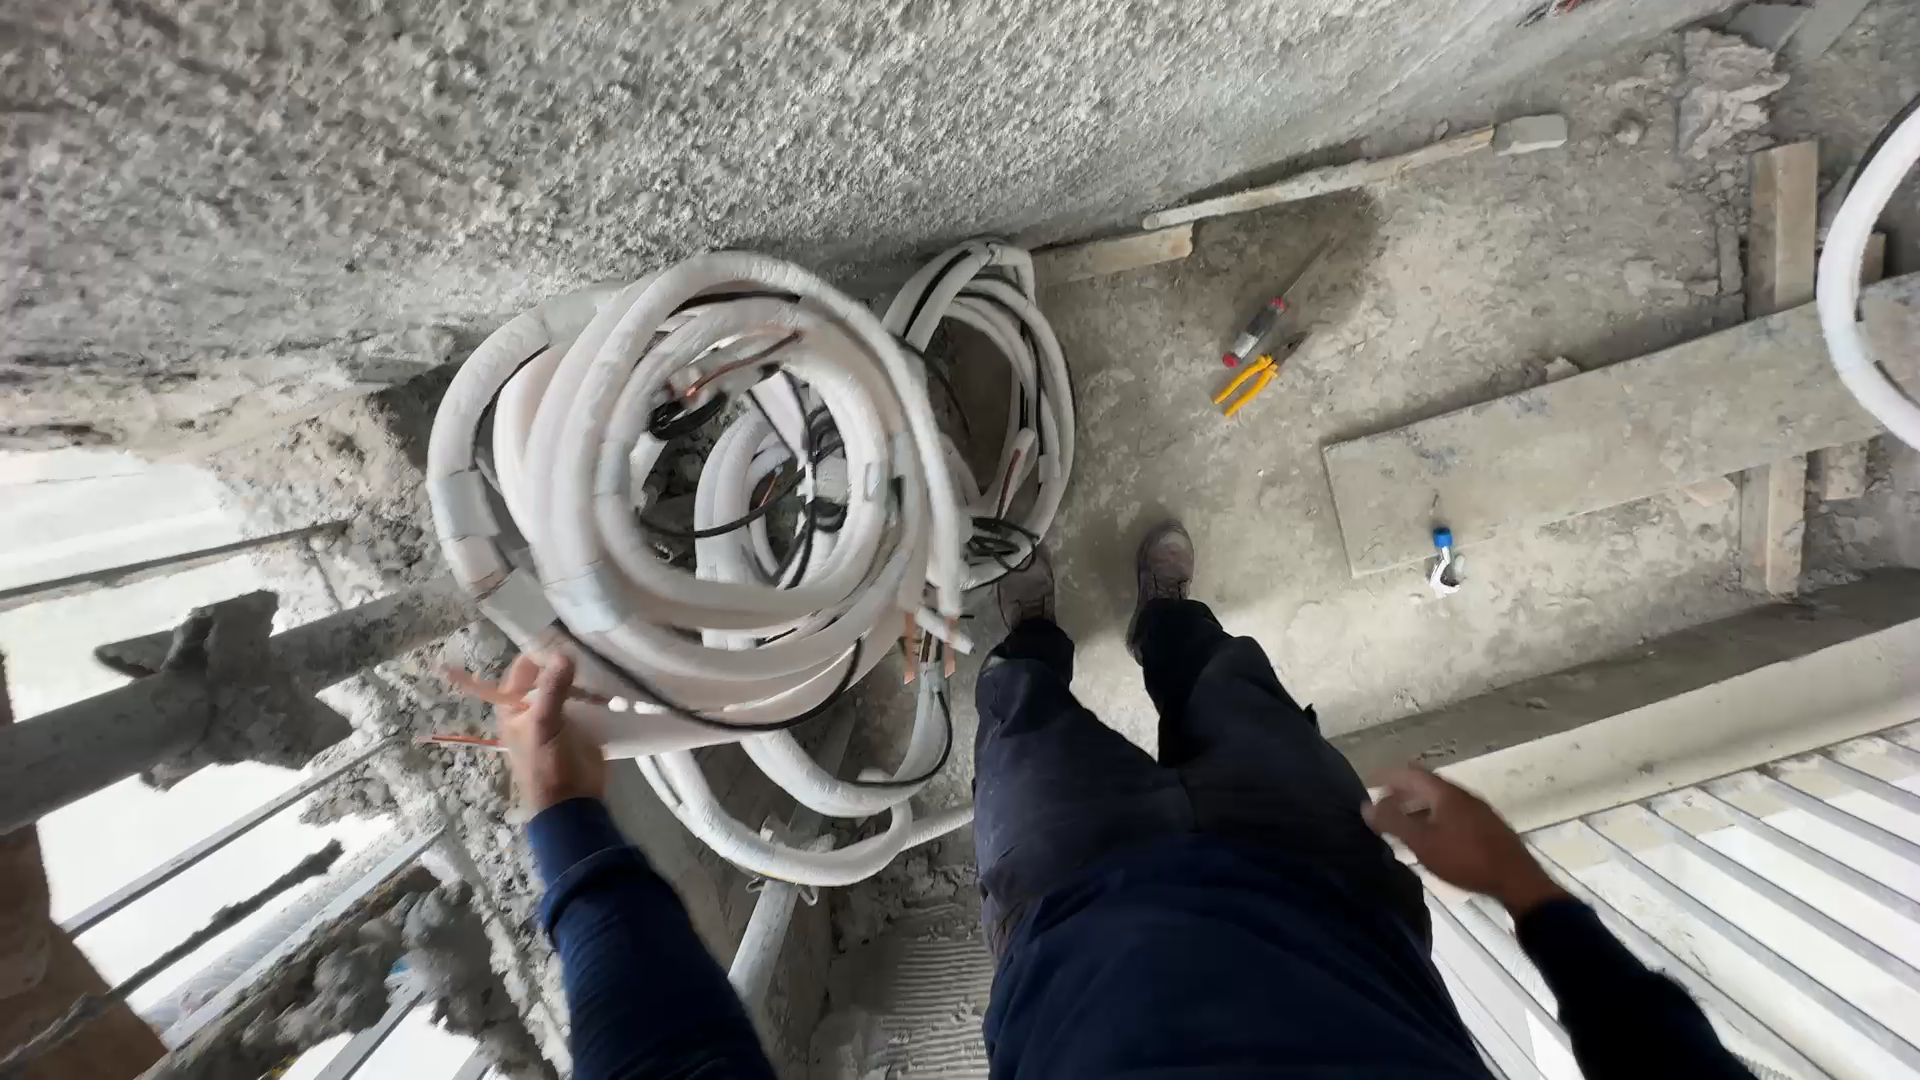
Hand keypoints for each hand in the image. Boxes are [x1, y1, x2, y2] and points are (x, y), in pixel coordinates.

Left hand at [495, 654, 605, 813]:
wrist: (572, 800)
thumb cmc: (547, 764)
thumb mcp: (544, 724)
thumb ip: (553, 689)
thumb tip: (564, 653)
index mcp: (513, 707)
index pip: (522, 668)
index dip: (539, 651)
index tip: (565, 635)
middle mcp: (534, 706)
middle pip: (549, 673)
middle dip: (567, 660)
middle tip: (592, 642)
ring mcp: (560, 714)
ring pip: (572, 684)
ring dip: (586, 674)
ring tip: (607, 658)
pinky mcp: (582, 722)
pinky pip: (589, 698)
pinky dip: (599, 689)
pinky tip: (614, 679)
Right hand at [1363, 765, 1568, 917]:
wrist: (1520, 884)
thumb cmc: (1465, 859)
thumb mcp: (1421, 842)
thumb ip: (1392, 823)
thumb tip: (1366, 806)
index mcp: (1445, 793)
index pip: (1410, 773)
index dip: (1388, 775)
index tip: (1369, 781)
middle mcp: (1462, 795)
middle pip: (1425, 785)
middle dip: (1402, 792)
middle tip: (1384, 804)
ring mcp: (1479, 811)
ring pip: (1440, 800)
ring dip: (1418, 806)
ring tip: (1404, 822)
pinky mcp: (1489, 828)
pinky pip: (1452, 813)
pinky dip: (1434, 816)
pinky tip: (1433, 836)